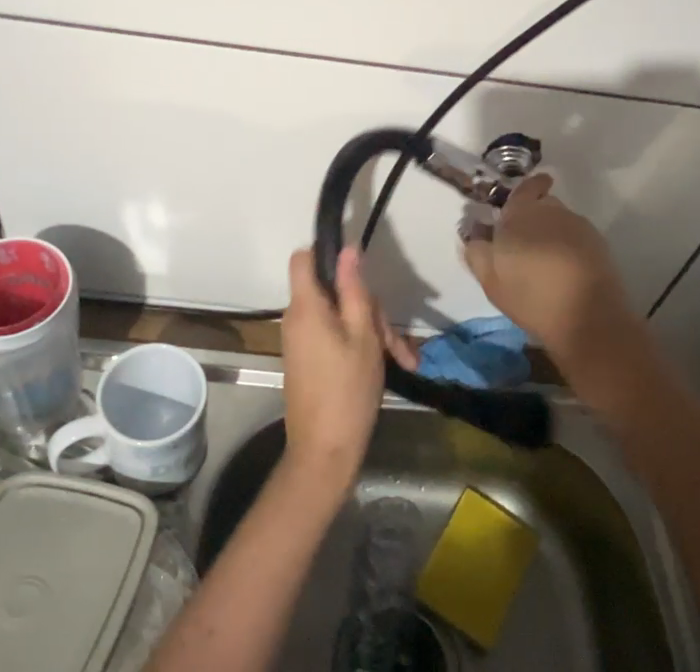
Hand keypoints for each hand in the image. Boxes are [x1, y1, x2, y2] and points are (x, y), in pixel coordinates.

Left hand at [280, 247, 417, 482]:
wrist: (325, 449)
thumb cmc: (348, 389)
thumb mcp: (362, 335)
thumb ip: (354, 290)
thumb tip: (347, 250)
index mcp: (305, 307)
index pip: (303, 259)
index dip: (327, 255)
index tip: (358, 270)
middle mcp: (297, 319)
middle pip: (331, 292)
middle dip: (368, 308)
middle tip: (395, 339)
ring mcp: (301, 341)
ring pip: (339, 317)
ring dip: (371, 332)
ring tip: (403, 360)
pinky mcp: (308, 360)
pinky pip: (334, 338)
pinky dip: (359, 346)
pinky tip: (391, 366)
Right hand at [463, 174, 635, 356]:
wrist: (589, 318)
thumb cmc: (531, 298)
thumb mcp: (491, 281)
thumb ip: (477, 252)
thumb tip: (475, 235)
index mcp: (520, 215)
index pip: (525, 189)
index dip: (525, 192)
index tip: (522, 203)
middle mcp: (551, 211)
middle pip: (542, 204)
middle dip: (534, 216)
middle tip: (525, 243)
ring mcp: (578, 225)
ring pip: (560, 219)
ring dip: (551, 231)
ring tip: (545, 260)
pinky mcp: (598, 243)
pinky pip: (576, 235)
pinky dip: (568, 244)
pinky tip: (564, 269)